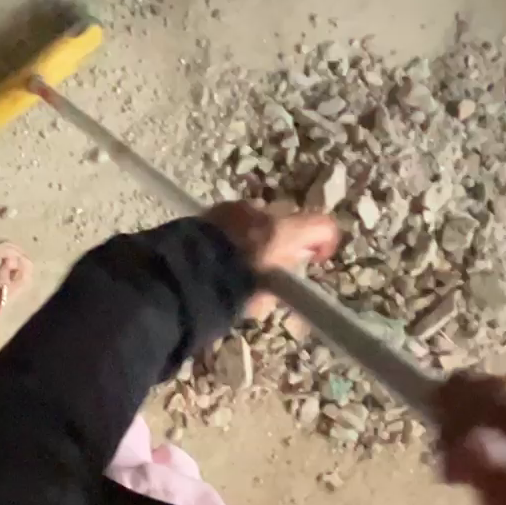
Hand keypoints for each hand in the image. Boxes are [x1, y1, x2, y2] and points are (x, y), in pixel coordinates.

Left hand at [203, 202, 341, 318]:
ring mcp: (235, 207)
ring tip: (244, 257)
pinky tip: (223, 250)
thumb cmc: (229, 290)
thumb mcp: (263, 297)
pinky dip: (236, 229)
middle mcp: (262, 212)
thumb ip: (282, 278)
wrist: (180, 276)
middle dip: (287, 237)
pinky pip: (234, 216)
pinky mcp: (212, 209)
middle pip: (288, 218)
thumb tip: (285, 269)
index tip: (315, 259)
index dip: (324, 242)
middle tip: (275, 263)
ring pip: (259, 215)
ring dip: (259, 232)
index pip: (322, 226)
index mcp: (282, 232)